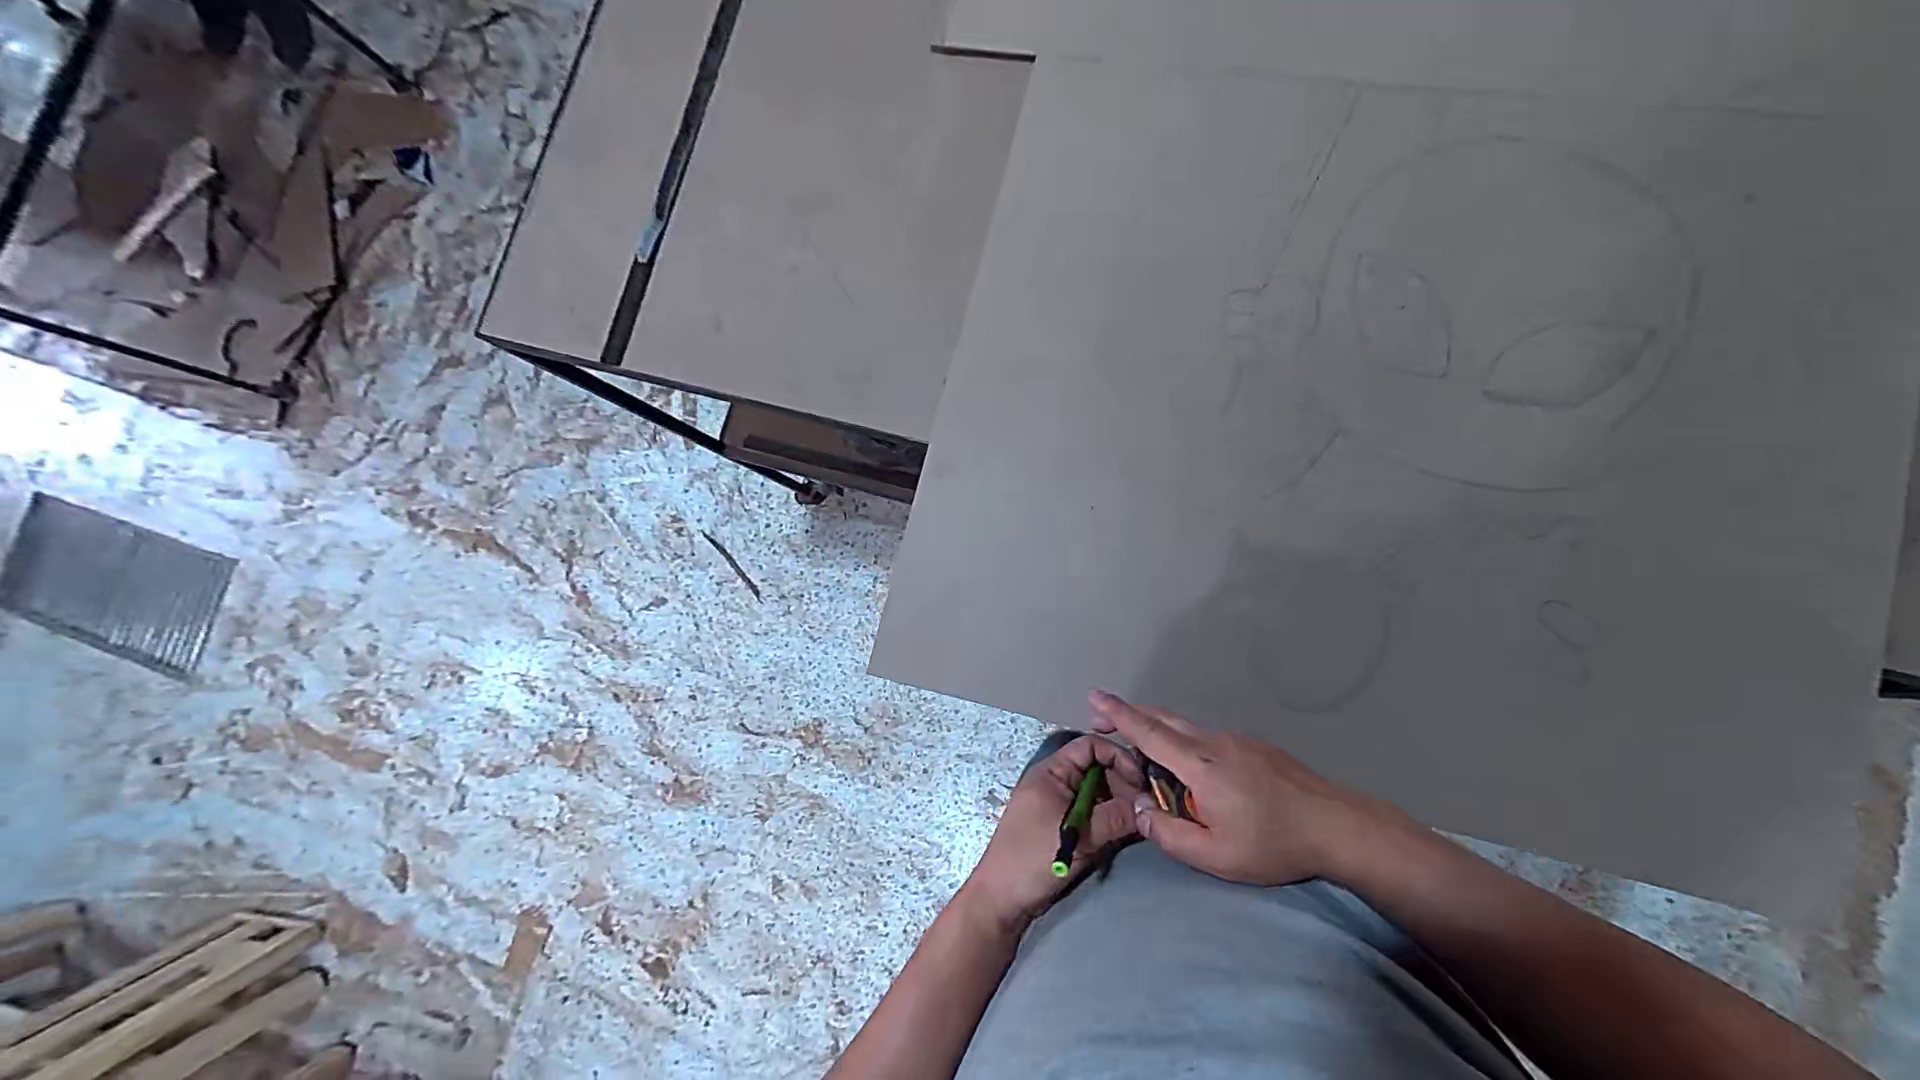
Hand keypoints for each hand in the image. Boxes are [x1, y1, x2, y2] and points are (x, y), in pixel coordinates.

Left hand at [962, 734, 1145, 929]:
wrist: (1003, 900)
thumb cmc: (1032, 860)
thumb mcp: (1077, 837)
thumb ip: (1114, 817)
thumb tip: (1149, 805)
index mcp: (1051, 772)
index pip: (1090, 746)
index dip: (1118, 757)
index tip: (1141, 781)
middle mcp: (1056, 782)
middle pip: (1097, 768)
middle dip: (1123, 783)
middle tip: (1147, 807)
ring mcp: (1059, 803)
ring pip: (1098, 792)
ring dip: (1119, 803)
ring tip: (1141, 820)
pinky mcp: (1063, 824)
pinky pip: (1092, 811)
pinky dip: (1109, 818)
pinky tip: (1126, 830)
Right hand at [1088, 690, 1412, 886]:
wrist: (1339, 826)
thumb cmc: (1274, 844)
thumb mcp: (1216, 856)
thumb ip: (1169, 834)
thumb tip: (1139, 810)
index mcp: (1199, 765)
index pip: (1148, 731)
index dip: (1118, 713)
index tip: (1094, 696)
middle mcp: (1213, 741)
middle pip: (1163, 718)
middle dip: (1129, 714)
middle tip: (1102, 718)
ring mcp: (1236, 739)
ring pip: (1185, 726)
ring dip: (1156, 729)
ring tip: (1142, 752)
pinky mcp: (1253, 745)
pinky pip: (1206, 736)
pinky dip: (1182, 740)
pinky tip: (1190, 768)